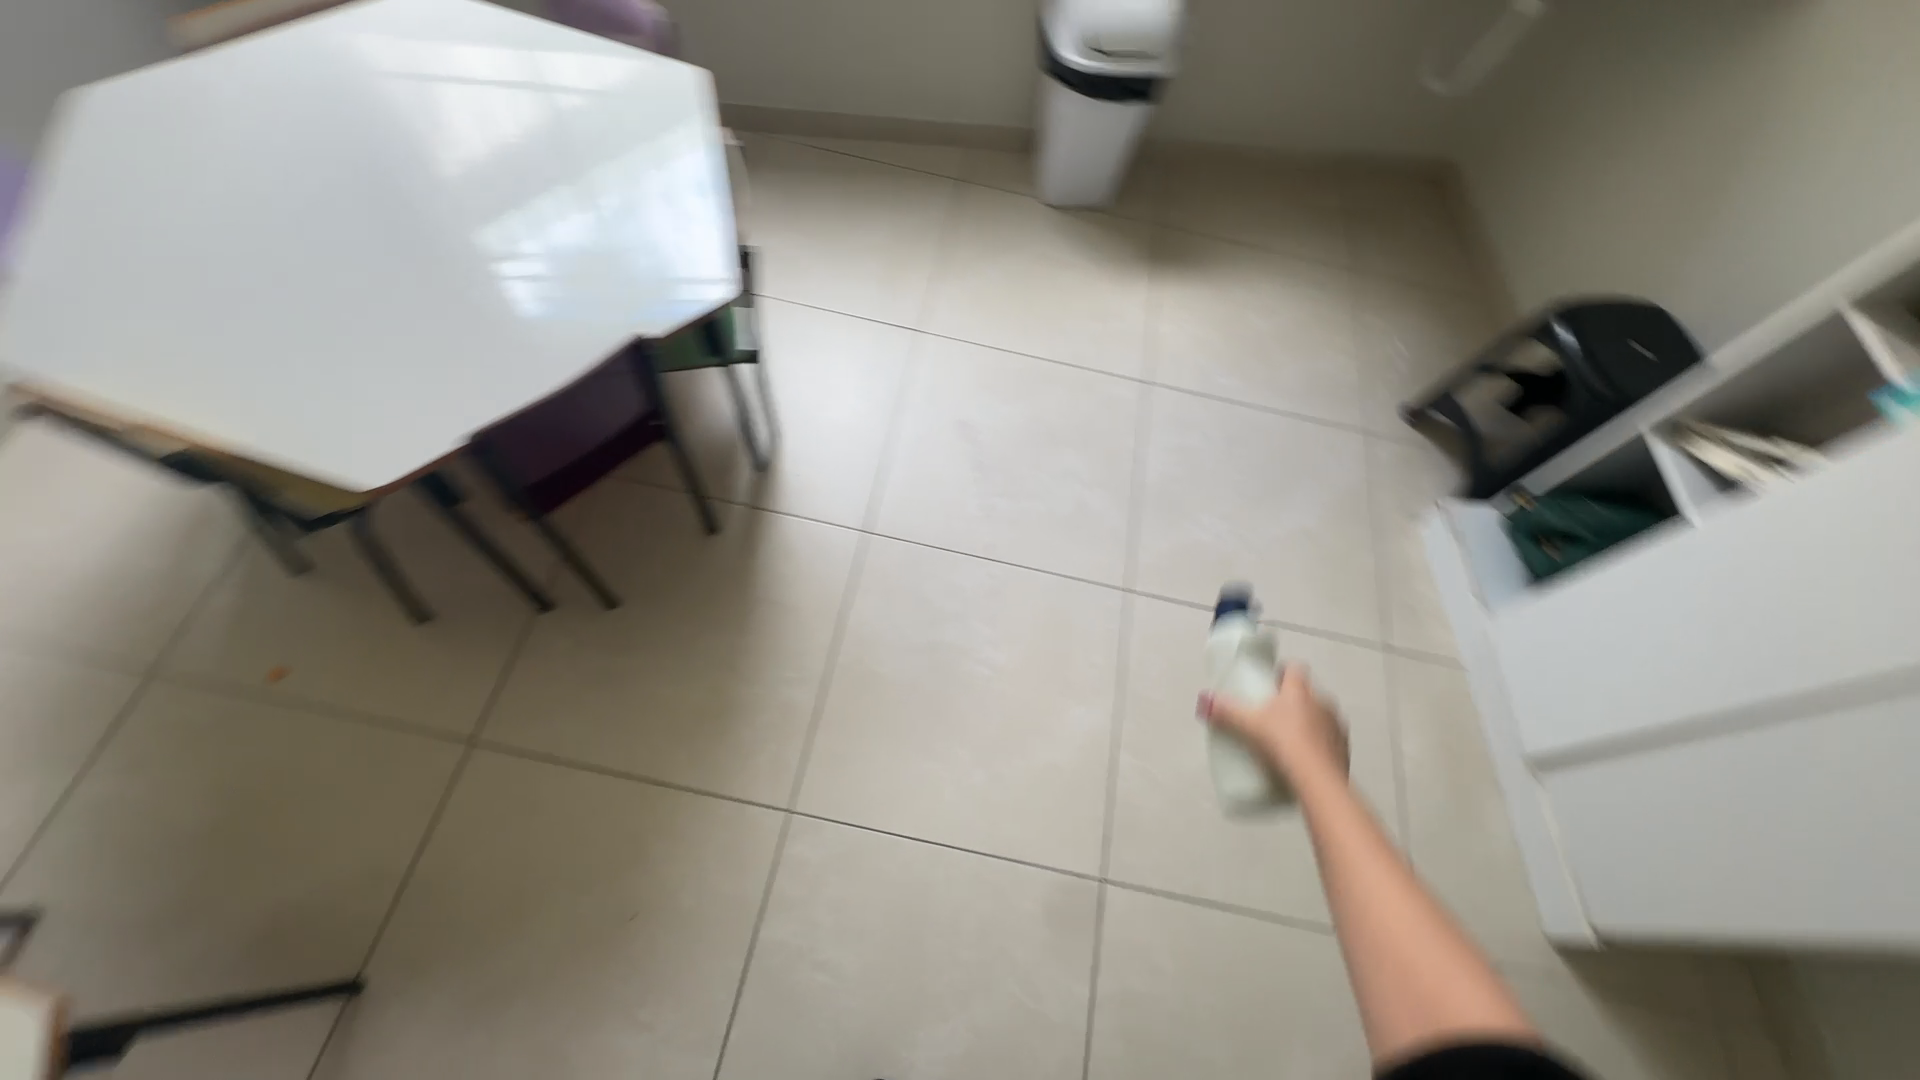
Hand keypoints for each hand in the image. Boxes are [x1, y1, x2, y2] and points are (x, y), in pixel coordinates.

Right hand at [1199, 666, 1349, 781]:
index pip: (1295, 668)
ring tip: (1290, 739)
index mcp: (1299, 691)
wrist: (1318, 780)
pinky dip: (1320, 745)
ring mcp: (1337, 726)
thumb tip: (1202, 700)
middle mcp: (1322, 702)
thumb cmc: (1281, 743)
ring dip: (1310, 722)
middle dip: (1294, 699)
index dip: (1283, 671)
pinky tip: (1306, 760)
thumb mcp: (1247, 726)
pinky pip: (1331, 741)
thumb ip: (1225, 711)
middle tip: (1274, 714)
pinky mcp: (1345, 749)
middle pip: (1308, 692)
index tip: (1270, 682)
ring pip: (1322, 716)